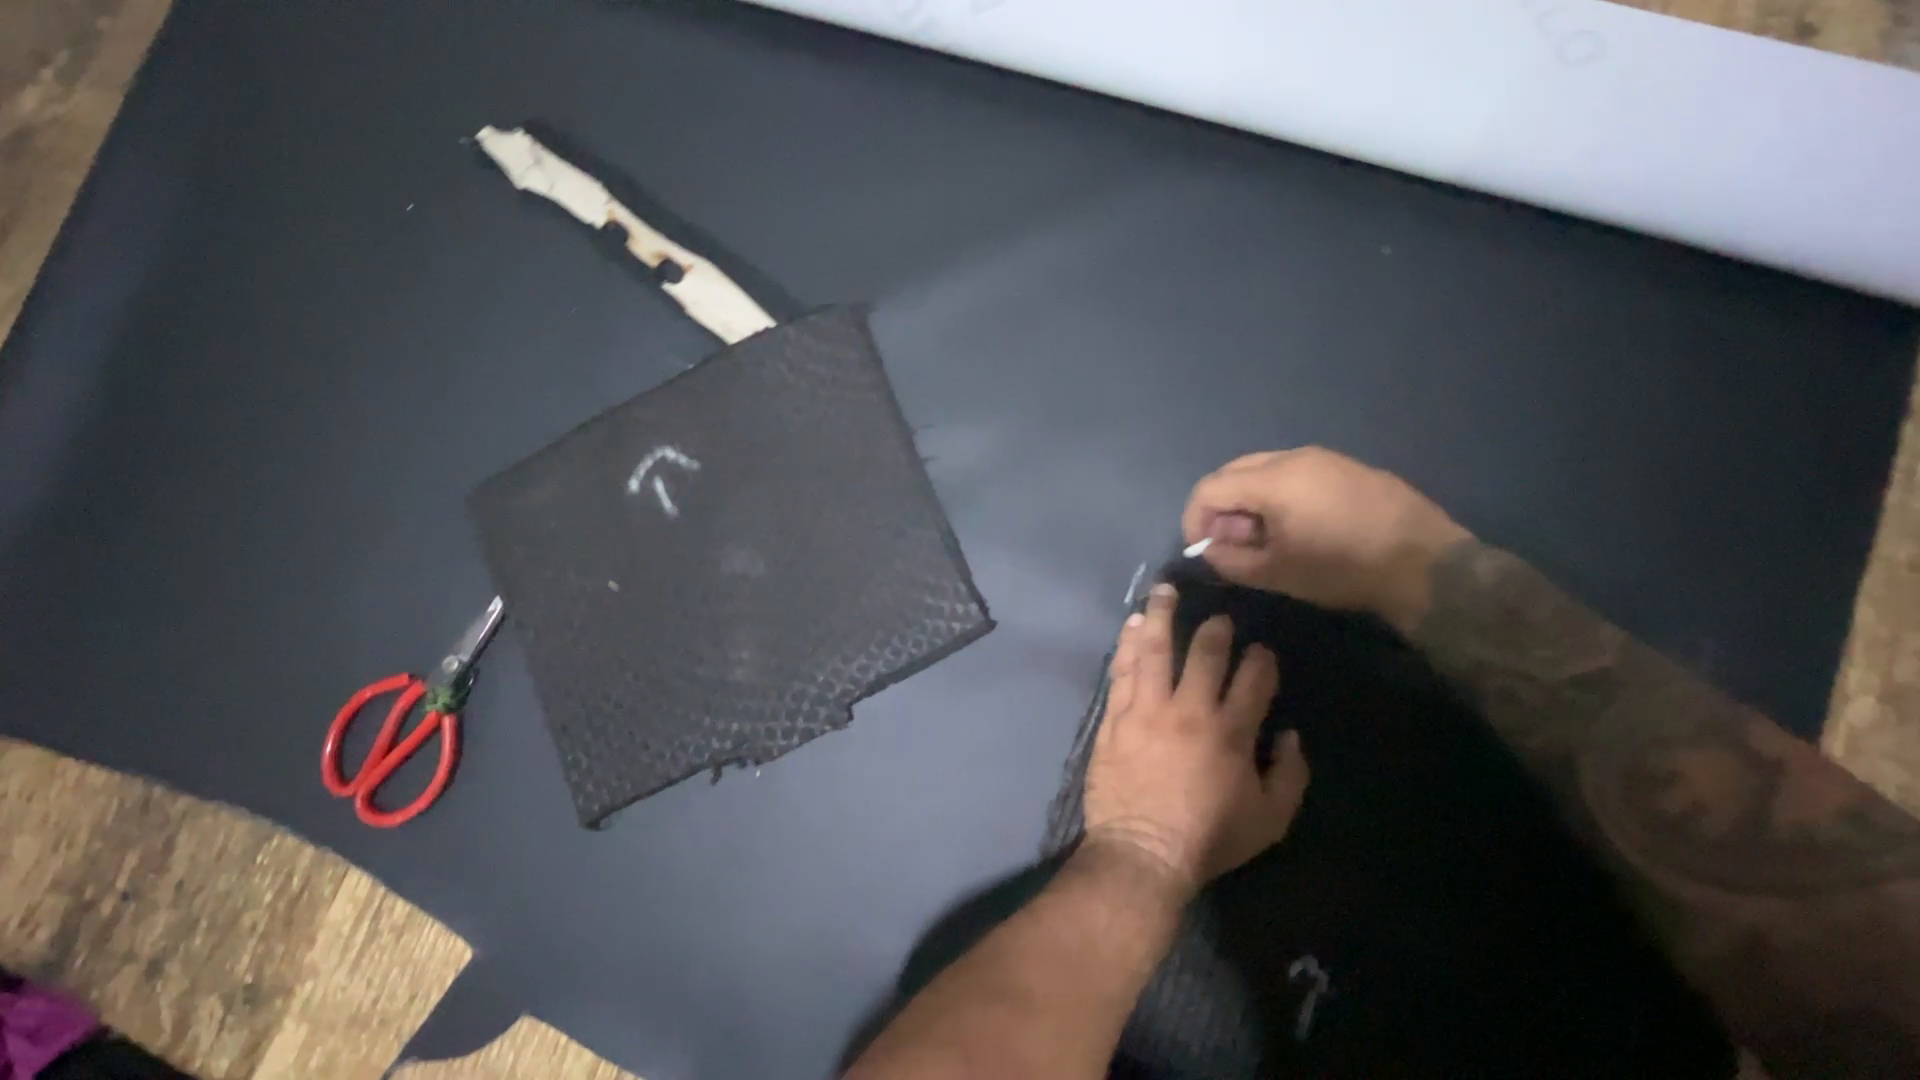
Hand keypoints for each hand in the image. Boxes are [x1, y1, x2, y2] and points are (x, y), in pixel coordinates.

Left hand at [1082, 583, 1309, 897]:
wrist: (1143, 852)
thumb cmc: (1209, 838)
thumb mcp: (1269, 819)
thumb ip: (1289, 774)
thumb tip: (1290, 736)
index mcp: (1231, 731)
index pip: (1252, 680)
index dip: (1260, 660)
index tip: (1261, 651)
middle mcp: (1189, 709)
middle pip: (1205, 654)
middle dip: (1215, 629)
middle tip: (1218, 616)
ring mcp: (1147, 710)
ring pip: (1156, 651)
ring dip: (1163, 617)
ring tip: (1165, 591)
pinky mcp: (1115, 718)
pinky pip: (1122, 672)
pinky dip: (1129, 645)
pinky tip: (1134, 625)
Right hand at [1182, 446, 1471, 633]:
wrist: (1426, 565)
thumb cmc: (1343, 569)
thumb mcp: (1277, 573)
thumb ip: (1231, 560)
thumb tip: (1210, 549)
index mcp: (1272, 480)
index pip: (1209, 488)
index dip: (1195, 520)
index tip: (1203, 550)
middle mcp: (1294, 457)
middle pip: (1233, 471)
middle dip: (1221, 506)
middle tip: (1230, 543)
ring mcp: (1325, 458)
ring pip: (1265, 469)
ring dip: (1250, 500)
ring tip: (1264, 537)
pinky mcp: (1348, 467)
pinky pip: (1296, 473)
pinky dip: (1279, 495)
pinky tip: (1298, 526)